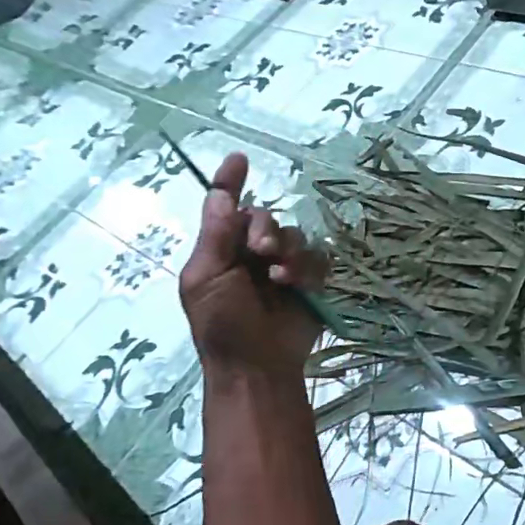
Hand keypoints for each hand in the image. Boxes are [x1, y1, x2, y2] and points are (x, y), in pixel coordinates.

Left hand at [180, 153, 329, 378]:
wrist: (258, 367)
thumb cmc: (222, 326)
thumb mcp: (206, 279)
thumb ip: (216, 236)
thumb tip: (219, 193)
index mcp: (222, 251)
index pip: (227, 208)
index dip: (231, 182)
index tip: (239, 158)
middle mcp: (253, 255)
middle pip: (267, 218)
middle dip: (266, 229)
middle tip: (262, 251)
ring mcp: (285, 269)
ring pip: (296, 236)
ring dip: (289, 251)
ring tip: (280, 277)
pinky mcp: (312, 284)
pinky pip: (318, 258)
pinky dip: (308, 268)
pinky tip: (296, 284)